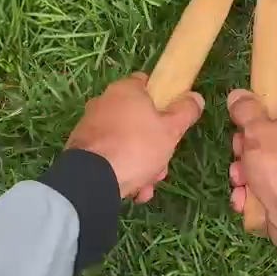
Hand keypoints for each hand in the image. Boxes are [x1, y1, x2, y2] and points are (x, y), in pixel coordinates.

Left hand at [66, 73, 204, 201]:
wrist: (93, 178)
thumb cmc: (137, 146)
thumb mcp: (171, 129)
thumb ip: (186, 111)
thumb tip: (195, 97)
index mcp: (124, 90)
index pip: (146, 84)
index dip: (163, 100)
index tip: (172, 119)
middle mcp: (103, 102)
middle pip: (138, 120)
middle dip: (154, 146)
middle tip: (161, 164)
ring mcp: (90, 126)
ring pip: (125, 142)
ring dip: (141, 165)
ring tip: (147, 185)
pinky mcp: (81, 148)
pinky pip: (109, 156)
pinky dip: (122, 171)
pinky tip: (133, 191)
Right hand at [227, 78, 276, 263]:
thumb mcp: (256, 132)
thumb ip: (246, 110)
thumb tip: (239, 94)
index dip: (274, 88)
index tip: (252, 98)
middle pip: (275, 127)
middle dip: (249, 140)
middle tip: (238, 148)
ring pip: (270, 158)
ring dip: (247, 168)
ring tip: (239, 180)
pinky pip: (275, 182)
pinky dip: (257, 189)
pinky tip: (246, 199)